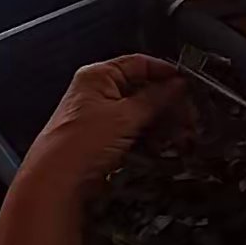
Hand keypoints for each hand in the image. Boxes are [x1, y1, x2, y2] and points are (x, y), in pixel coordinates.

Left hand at [17, 55, 185, 200]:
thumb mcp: (125, 116)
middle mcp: (97, 93)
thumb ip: (155, 98)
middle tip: (188, 115)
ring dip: (161, 124)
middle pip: (141, 90)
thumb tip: (175, 85)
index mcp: (97, 76)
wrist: (57, 180)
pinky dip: (148, 138)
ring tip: (180, 135)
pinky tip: (162, 147)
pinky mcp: (102, 139)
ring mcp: (100, 116)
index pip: (138, 64)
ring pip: (139, 113)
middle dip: (167, 104)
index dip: (164, 72)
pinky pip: (132, 132)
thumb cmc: (79, 144)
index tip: (186, 84)